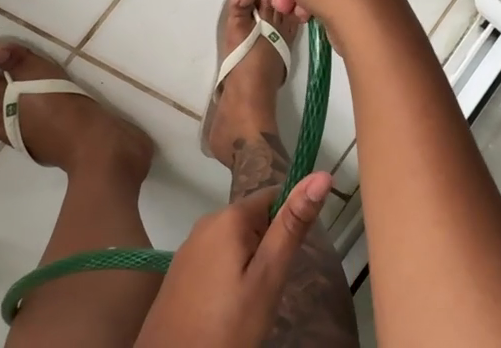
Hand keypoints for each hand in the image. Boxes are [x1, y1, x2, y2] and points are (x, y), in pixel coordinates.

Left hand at [133, 172, 331, 347]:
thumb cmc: (227, 325)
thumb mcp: (268, 276)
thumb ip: (293, 224)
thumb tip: (321, 175)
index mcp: (229, 217)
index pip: (275, 195)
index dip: (289, 224)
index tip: (289, 259)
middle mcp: (206, 222)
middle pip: (255, 219)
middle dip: (269, 246)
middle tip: (270, 286)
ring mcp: (189, 248)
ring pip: (237, 241)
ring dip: (250, 262)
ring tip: (251, 301)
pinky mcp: (179, 272)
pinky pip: (217, 259)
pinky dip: (230, 275)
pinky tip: (228, 307)